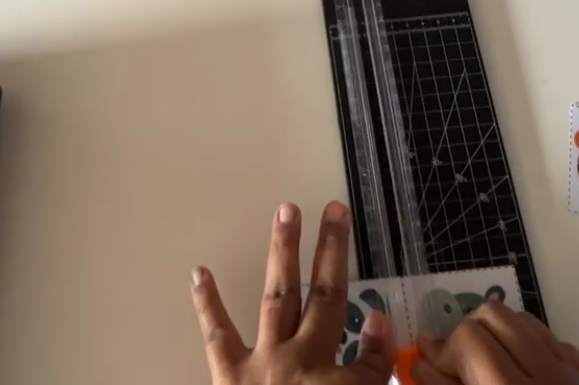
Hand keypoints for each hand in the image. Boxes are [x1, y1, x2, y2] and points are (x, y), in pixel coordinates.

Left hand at [192, 201, 395, 384]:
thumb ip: (373, 377)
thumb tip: (380, 325)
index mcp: (333, 380)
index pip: (368, 355)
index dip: (378, 338)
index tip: (380, 313)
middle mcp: (299, 361)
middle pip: (324, 296)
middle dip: (331, 251)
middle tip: (334, 209)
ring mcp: (261, 364)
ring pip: (277, 295)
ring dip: (283, 250)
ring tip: (285, 210)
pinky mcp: (227, 377)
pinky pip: (216, 335)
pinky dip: (206, 303)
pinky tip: (198, 271)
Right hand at [412, 302, 578, 384]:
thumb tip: (418, 360)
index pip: (469, 338)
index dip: (442, 349)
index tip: (426, 362)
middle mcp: (545, 376)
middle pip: (495, 316)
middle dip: (469, 333)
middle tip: (456, 362)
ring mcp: (572, 376)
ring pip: (524, 321)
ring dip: (499, 334)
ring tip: (485, 360)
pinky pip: (555, 342)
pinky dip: (532, 348)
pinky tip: (520, 370)